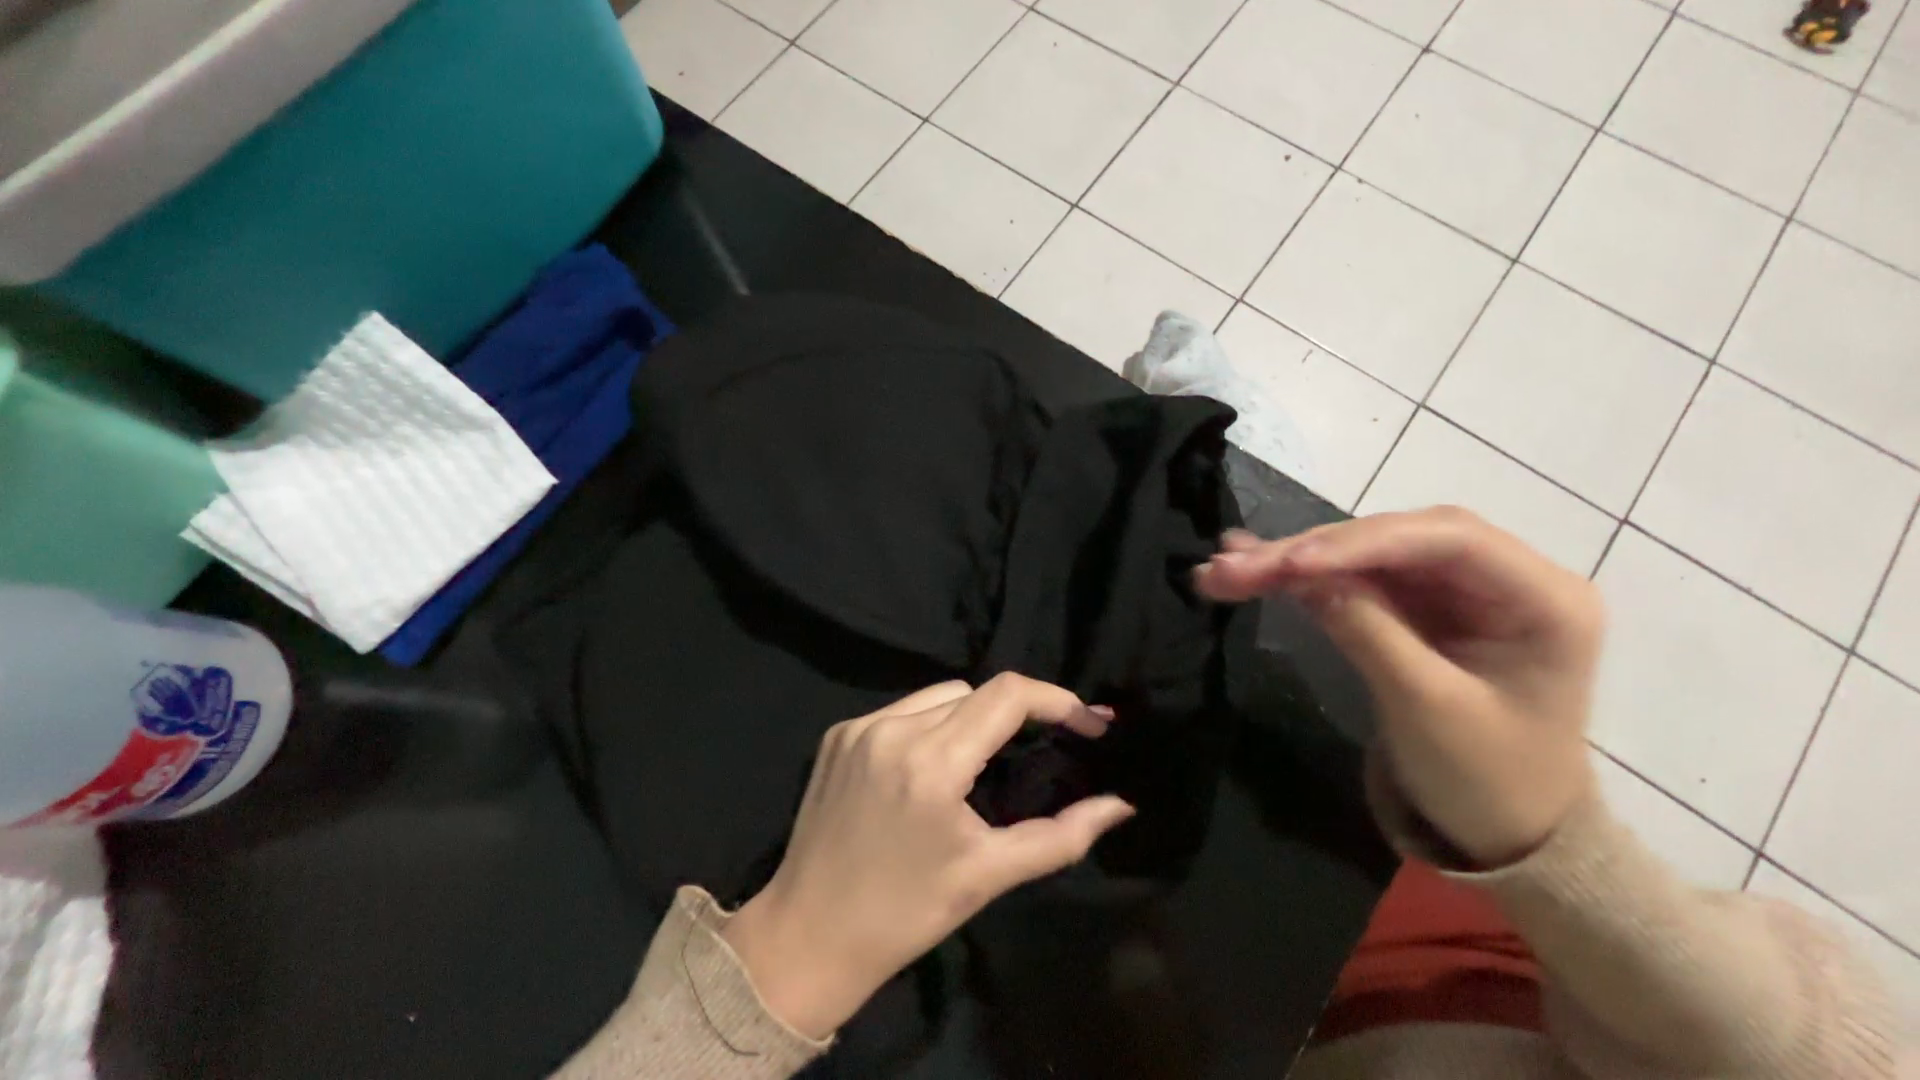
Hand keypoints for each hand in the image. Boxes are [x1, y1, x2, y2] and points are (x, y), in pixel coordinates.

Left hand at [720, 675, 1133, 1038]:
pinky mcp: (836, 736)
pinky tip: (933, 768)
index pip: (1008, 695)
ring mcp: (858, 728)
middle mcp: (891, 729)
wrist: (808, 936)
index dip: (1057, 700)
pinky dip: (930, 726)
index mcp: (931, 762)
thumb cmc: (905, 914)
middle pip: (976, 692)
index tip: (1088, 725)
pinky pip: (902, 711)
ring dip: (972, 716)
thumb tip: (1120, 805)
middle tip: (1042, 752)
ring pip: (938, 694)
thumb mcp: (988, 874)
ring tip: (985, 764)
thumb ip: (1061, 835)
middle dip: (1017, 715)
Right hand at [1194, 507, 1600, 867]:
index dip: (1362, 543)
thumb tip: (1299, 575)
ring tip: (1224, 568)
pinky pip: (1359, 579)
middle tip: (1230, 566)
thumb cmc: (1486, 780)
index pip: (1446, 540)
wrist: (1507, 835)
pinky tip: (1256, 567)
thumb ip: (1368, 631)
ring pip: (1367, 555)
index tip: (1289, 564)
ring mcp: (1459, 590)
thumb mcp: (1426, 708)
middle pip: (1397, 540)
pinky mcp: (1424, 607)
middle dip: (1311, 552)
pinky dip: (1305, 578)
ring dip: (1294, 561)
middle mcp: (1505, 577)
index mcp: (1544, 598)